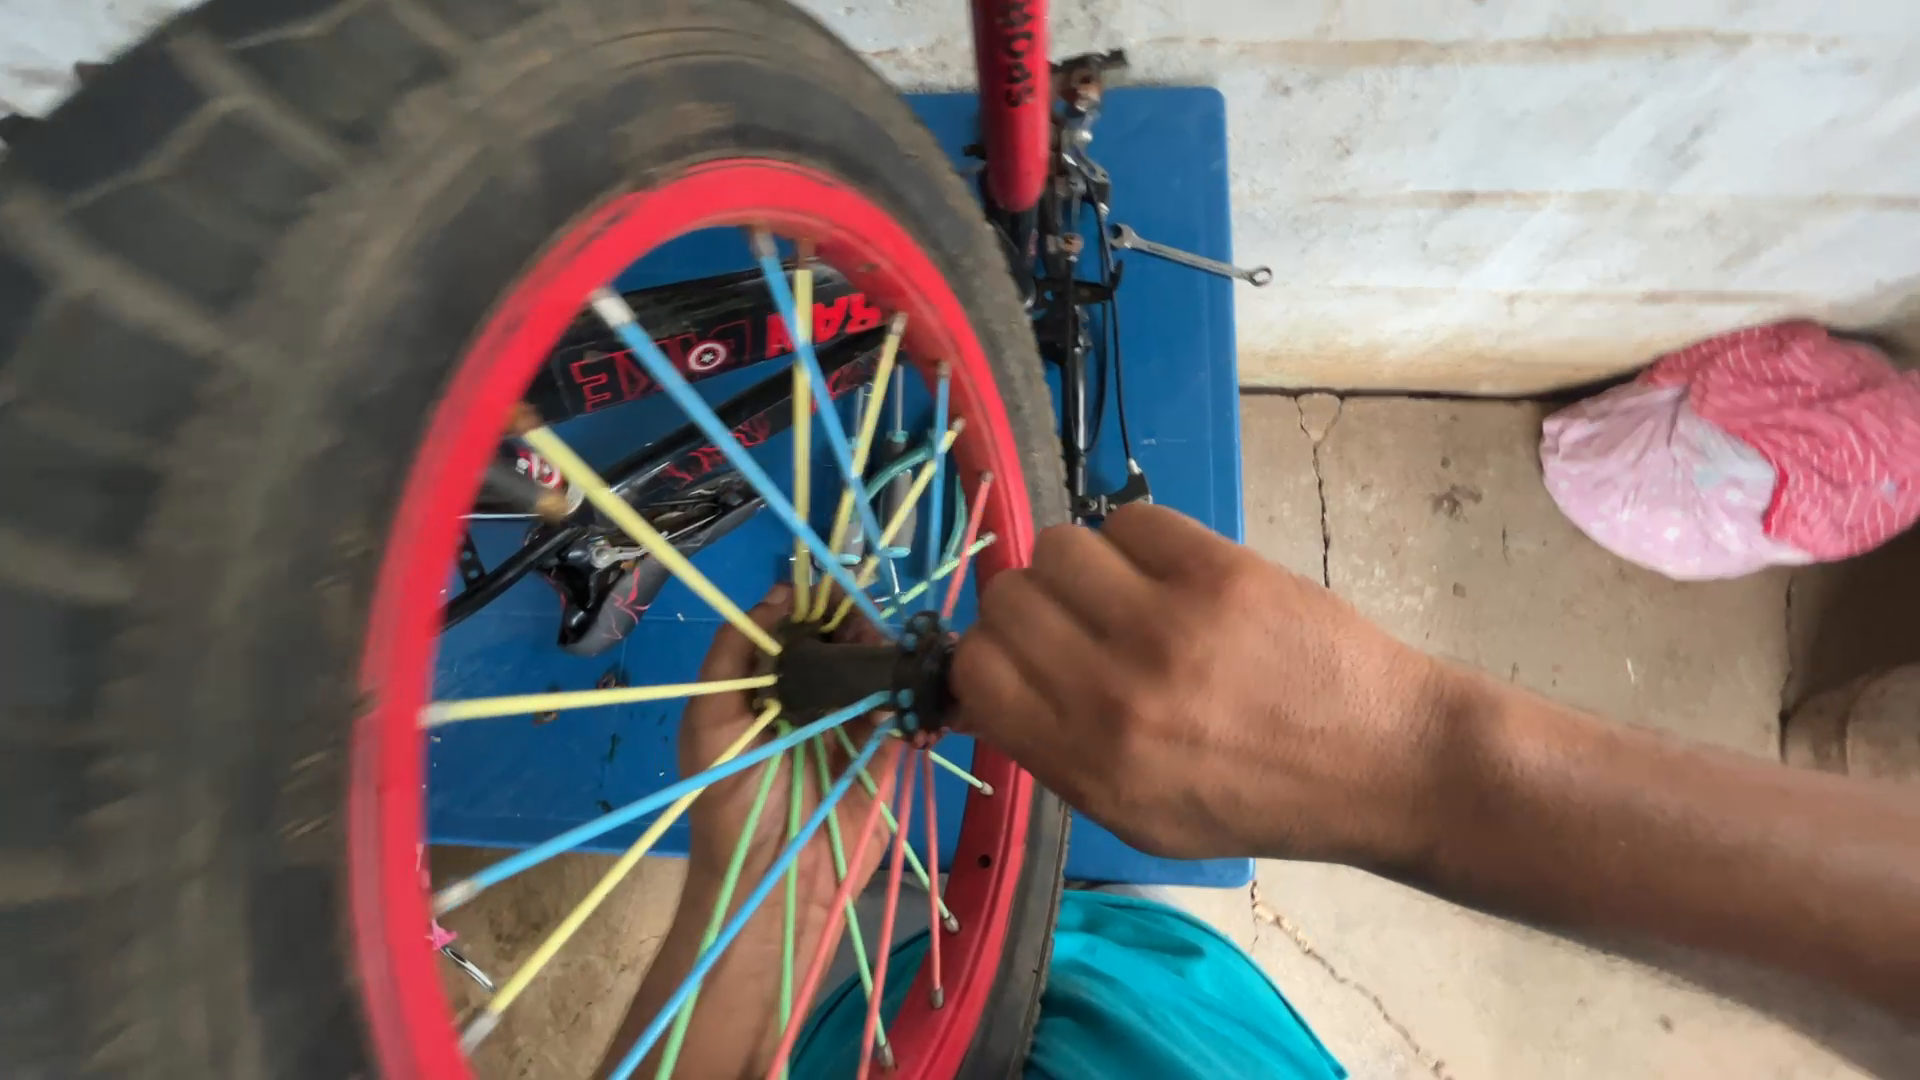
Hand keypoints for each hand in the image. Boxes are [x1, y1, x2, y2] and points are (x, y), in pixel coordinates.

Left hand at [679, 583, 905, 900]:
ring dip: (886, 648)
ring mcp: (854, 724)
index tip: (831, 591)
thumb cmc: (732, 802)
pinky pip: (905, 709)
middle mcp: (814, 699)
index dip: (815, 607)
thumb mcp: (709, 723)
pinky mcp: (888, 751)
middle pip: (843, 644)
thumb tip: (778, 593)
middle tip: (865, 617)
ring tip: (886, 642)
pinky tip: (913, 672)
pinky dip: (914, 688)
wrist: (775, 882)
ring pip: (877, 668)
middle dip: (856, 623)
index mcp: (772, 689)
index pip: (798, 632)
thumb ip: (731, 655)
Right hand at [950, 504, 1455, 867]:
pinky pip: (1128, 519)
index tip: (1017, 654)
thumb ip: (1045, 751)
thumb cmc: (1252, 801)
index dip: (984, 653)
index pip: (975, 669)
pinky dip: (1135, 540)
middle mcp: (1115, 694)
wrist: (1384, 764)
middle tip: (1072, 619)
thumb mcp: (1133, 813)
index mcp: (1088, 763)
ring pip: (1056, 546)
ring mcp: (1168, 624)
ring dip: (1076, 566)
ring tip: (1119, 590)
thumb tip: (978, 681)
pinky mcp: (1219, 570)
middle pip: (1006, 597)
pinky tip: (1167, 572)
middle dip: (1027, 606)